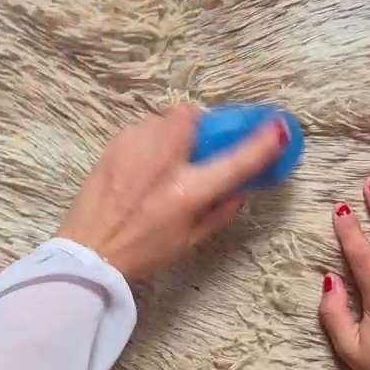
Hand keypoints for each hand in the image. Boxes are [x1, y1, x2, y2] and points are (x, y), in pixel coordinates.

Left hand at [57, 105, 289, 282]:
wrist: (88, 253)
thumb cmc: (144, 252)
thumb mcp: (192, 240)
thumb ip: (222, 209)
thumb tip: (242, 185)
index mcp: (187, 192)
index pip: (236, 161)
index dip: (263, 142)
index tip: (280, 127)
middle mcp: (163, 161)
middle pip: (193, 116)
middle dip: (200, 127)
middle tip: (197, 149)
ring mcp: (135, 147)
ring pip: (166, 118)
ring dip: (174, 133)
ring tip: (164, 161)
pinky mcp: (114, 143)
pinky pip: (144, 127)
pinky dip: (151, 139)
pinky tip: (142, 165)